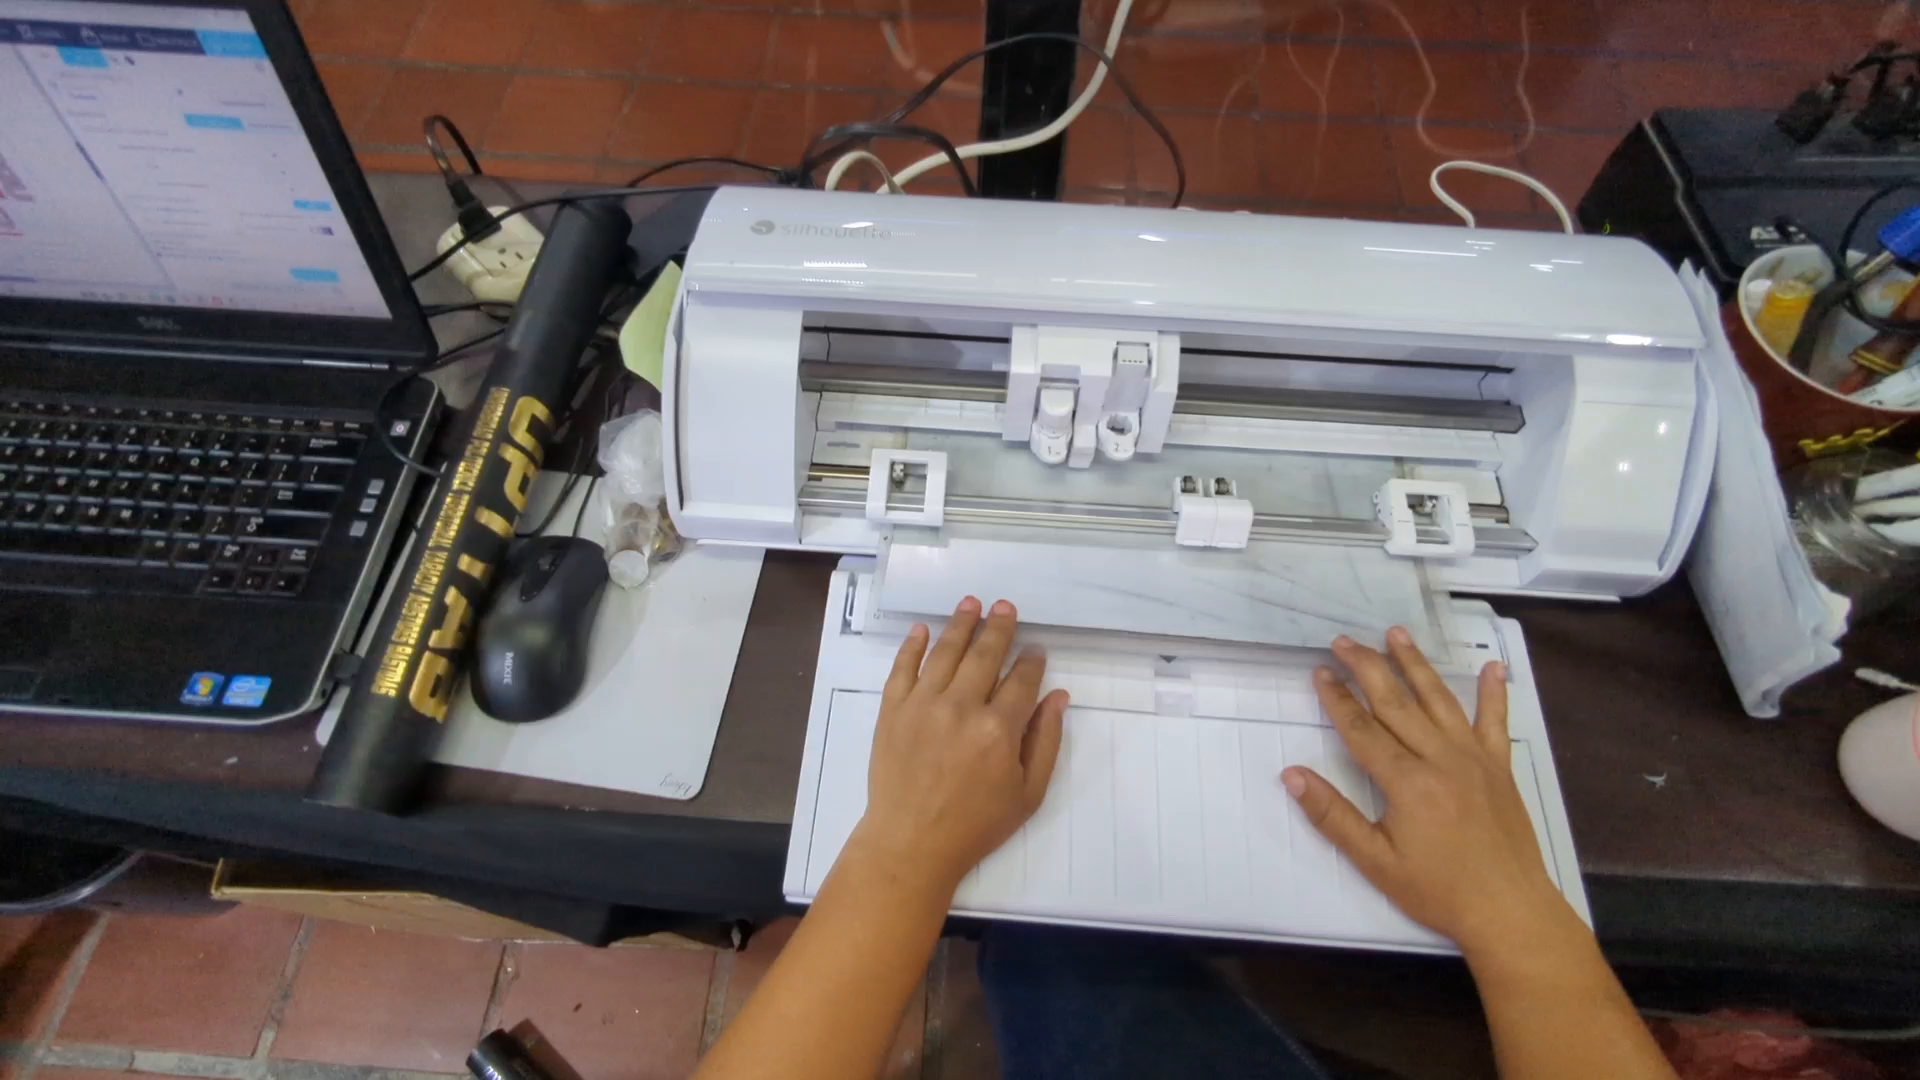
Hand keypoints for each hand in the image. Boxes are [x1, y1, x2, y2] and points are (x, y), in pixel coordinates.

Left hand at [851, 597, 1070, 896]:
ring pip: (945, 652)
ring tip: (971, 603)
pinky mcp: (893, 709)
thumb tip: (1058, 696)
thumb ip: (1047, 741)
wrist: (911, 842)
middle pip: (984, 655)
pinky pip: (903, 667)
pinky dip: (912, 645)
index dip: (1031, 661)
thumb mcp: (1028, 793)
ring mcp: (923, 704)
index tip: (1036, 650)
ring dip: (961, 624)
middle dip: (999, 627)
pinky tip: (923, 629)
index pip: (1021, 680)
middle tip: (1005, 607)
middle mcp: (961, 707)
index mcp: (998, 729)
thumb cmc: (976, 823)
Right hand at [1284, 628, 1576, 958]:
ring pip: (1438, 700)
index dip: (1336, 698)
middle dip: (1366, 667)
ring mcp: (1474, 760)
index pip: (1361, 728)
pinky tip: (1493, 667)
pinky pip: (1494, 722)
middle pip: (1396, 702)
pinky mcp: (1499, 768)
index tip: (1318, 672)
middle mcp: (1441, 759)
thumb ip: (1332, 816)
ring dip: (1414, 664)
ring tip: (1395, 633)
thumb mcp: (1375, 861)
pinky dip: (1494, 693)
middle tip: (1343, 641)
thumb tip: (1291, 775)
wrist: (1513, 915)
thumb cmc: (1438, 890)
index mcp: (1407, 782)